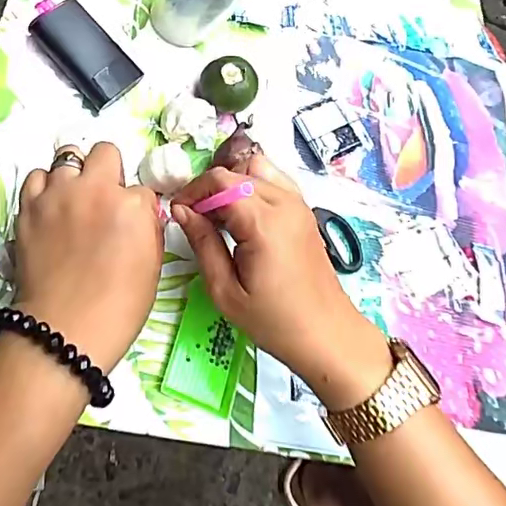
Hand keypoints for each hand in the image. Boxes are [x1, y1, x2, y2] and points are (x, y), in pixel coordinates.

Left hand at [12, 142, 163, 369]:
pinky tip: (50, 206)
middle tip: (103, 197)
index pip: (140, 188)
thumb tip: (139, 212)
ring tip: (73, 200)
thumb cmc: (117, 307)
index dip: (135, 205)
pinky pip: (36, 177)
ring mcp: (58, 194)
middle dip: (108, 170)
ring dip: (74, 175)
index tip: (128, 221)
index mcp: (131, 205)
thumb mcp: (152, 265)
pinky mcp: (29, 206)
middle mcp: (94, 189)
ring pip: (67, 157)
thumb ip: (147, 227)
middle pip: (104, 152)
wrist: (64, 329)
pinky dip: (45, 187)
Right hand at [170, 156, 392, 409]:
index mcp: (264, 222)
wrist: (328, 336)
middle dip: (209, 188)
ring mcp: (298, 204)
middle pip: (236, 171)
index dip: (192, 192)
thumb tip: (180, 210)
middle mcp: (284, 203)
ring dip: (232, 184)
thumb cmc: (274, 321)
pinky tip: (242, 216)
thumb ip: (202, 243)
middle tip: (194, 217)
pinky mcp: (304, 211)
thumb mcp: (225, 290)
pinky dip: (251, 186)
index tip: (177, 212)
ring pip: (256, 168)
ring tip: (219, 215)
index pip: (219, 182)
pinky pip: (273, 180)